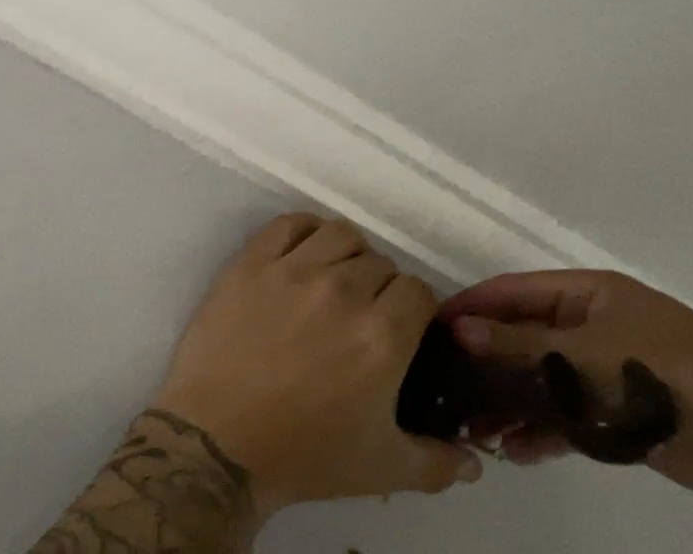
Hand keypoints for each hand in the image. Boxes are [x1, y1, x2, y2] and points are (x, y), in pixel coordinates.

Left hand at [153, 213, 480, 516]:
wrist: (218, 439)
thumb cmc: (304, 453)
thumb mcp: (385, 469)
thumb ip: (438, 461)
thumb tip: (474, 461)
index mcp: (383, 334)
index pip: (418, 291)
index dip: (414, 308)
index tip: (399, 328)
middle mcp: (342, 291)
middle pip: (380, 263)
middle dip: (380, 287)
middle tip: (361, 314)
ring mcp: (291, 271)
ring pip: (339, 234)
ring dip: (346, 253)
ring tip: (334, 279)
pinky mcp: (249, 263)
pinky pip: (287, 223)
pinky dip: (303, 230)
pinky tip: (302, 252)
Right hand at [439, 270, 692, 512]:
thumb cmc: (677, 375)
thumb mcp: (592, 353)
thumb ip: (522, 342)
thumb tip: (455, 328)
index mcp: (590, 294)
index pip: (512, 292)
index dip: (470, 308)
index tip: (426, 329)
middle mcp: (593, 326)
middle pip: (521, 337)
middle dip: (483, 362)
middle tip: (443, 388)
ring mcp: (605, 371)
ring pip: (539, 379)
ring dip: (507, 402)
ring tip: (474, 430)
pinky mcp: (619, 413)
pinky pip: (565, 414)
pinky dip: (540, 430)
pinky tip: (516, 451)